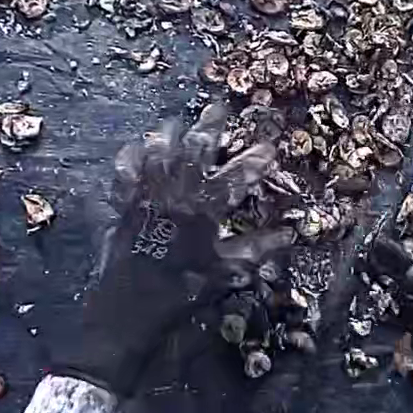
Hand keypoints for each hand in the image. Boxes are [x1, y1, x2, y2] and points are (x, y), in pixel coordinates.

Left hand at [52, 104, 290, 396]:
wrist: (130, 304)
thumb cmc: (182, 290)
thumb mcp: (225, 273)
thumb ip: (257, 250)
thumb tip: (289, 233)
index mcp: (204, 210)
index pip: (237, 177)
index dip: (255, 160)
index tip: (269, 146)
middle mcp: (176, 193)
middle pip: (196, 149)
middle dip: (210, 125)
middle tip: (219, 107)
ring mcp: (146, 193)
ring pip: (159, 150)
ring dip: (169, 134)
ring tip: (177, 123)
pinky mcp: (123, 201)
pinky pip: (125, 169)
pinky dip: (131, 156)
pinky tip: (136, 148)